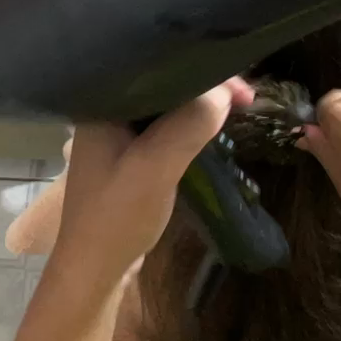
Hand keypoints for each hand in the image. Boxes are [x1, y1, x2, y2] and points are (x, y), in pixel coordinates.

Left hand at [51, 79, 253, 292]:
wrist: (94, 273)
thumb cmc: (116, 218)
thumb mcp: (155, 168)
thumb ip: (187, 126)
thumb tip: (225, 91)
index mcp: (102, 103)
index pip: (154, 67)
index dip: (199, 68)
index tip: (239, 84)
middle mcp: (106, 111)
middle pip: (163, 82)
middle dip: (205, 83)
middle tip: (246, 94)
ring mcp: (117, 133)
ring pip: (166, 105)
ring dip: (201, 104)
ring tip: (239, 104)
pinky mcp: (129, 153)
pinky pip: (164, 126)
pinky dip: (190, 122)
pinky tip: (213, 124)